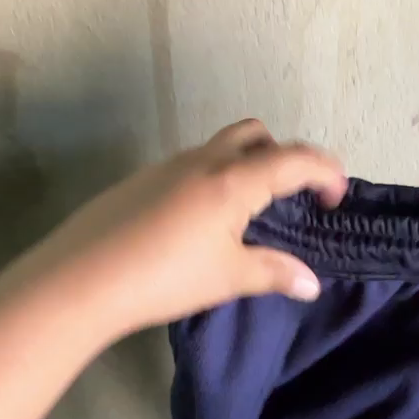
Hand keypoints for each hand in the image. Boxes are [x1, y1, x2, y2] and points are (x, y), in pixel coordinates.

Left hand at [22, 119, 346, 333]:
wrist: (81, 279)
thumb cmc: (164, 278)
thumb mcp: (227, 278)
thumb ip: (274, 273)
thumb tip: (311, 283)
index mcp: (232, 180)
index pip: (294, 159)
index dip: (325, 171)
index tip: (337, 196)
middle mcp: (202, 161)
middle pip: (256, 135)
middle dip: (284, 156)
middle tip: (291, 196)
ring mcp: (166, 167)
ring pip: (220, 147)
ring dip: (245, 165)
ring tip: (247, 212)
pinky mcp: (140, 181)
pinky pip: (191, 165)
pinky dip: (213, 178)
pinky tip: (200, 222)